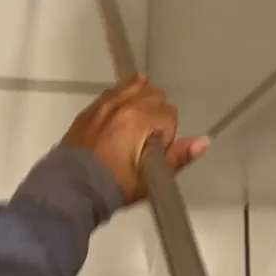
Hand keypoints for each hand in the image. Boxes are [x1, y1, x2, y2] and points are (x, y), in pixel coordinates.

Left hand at [62, 78, 209, 203]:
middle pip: (155, 95)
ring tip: (140, 120)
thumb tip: (204, 141)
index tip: (155, 152)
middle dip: (157, 114)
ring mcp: (105, 104)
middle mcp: (124, 104)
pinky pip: (114, 90)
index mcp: (140, 119)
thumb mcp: (150, 178)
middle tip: (148, 140)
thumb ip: (178, 157)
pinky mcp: (91, 109)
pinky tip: (124, 102)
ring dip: (142, 99)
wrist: (71, 188)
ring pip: (135, 86)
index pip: (169, 114)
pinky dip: (123, 94)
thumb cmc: (114, 186)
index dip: (167, 134)